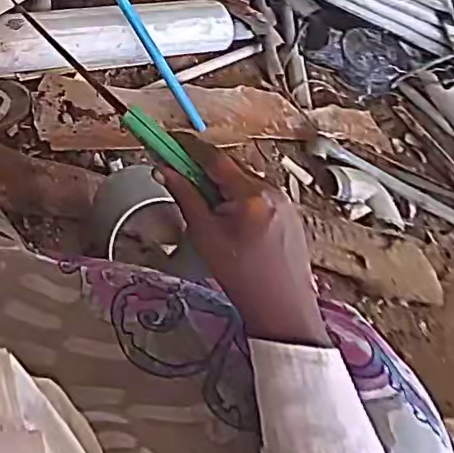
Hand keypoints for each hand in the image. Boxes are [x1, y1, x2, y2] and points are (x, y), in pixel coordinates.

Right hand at [159, 134, 328, 346]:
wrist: (283, 313)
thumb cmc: (239, 274)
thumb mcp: (203, 233)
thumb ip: (184, 194)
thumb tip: (163, 169)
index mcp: (250, 194)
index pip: (213, 157)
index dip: (187, 145)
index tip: (168, 139)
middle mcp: (271, 191)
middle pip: (229, 165)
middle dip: (203, 167)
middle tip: (180, 174)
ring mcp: (284, 202)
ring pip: (243, 178)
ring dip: (220, 182)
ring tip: (206, 205)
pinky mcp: (290, 213)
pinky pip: (257, 191)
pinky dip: (237, 193)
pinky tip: (228, 215)